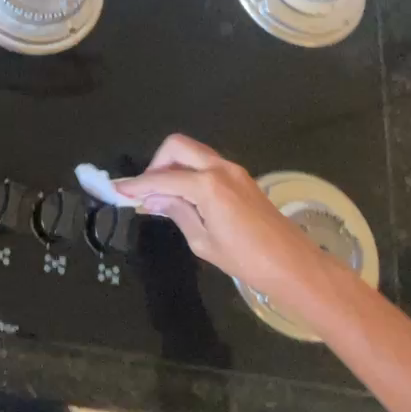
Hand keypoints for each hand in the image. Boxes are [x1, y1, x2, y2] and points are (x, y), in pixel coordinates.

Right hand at [113, 134, 333, 299]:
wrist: (293, 265)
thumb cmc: (247, 260)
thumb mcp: (202, 241)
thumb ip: (176, 212)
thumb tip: (153, 200)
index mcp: (209, 186)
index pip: (163, 178)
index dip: (137, 184)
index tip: (117, 189)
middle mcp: (220, 169)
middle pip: (177, 146)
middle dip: (156, 163)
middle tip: (147, 190)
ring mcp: (233, 170)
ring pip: (192, 152)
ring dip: (172, 166)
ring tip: (162, 195)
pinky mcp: (241, 178)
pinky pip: (206, 164)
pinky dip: (188, 172)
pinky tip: (183, 197)